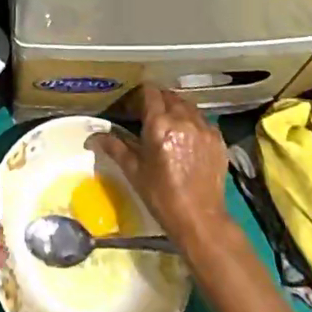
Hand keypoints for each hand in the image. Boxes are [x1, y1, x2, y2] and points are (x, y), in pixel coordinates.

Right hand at [88, 85, 231, 247]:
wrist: (199, 218)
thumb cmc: (161, 196)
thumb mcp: (134, 171)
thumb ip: (115, 147)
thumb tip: (93, 137)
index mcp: (159, 124)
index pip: (150, 93)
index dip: (140, 95)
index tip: (133, 106)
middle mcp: (183, 119)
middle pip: (169, 96)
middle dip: (158, 101)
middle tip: (148, 116)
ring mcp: (204, 128)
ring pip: (188, 106)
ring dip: (176, 109)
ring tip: (169, 125)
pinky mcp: (218, 138)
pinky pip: (203, 121)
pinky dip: (193, 122)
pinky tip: (187, 138)